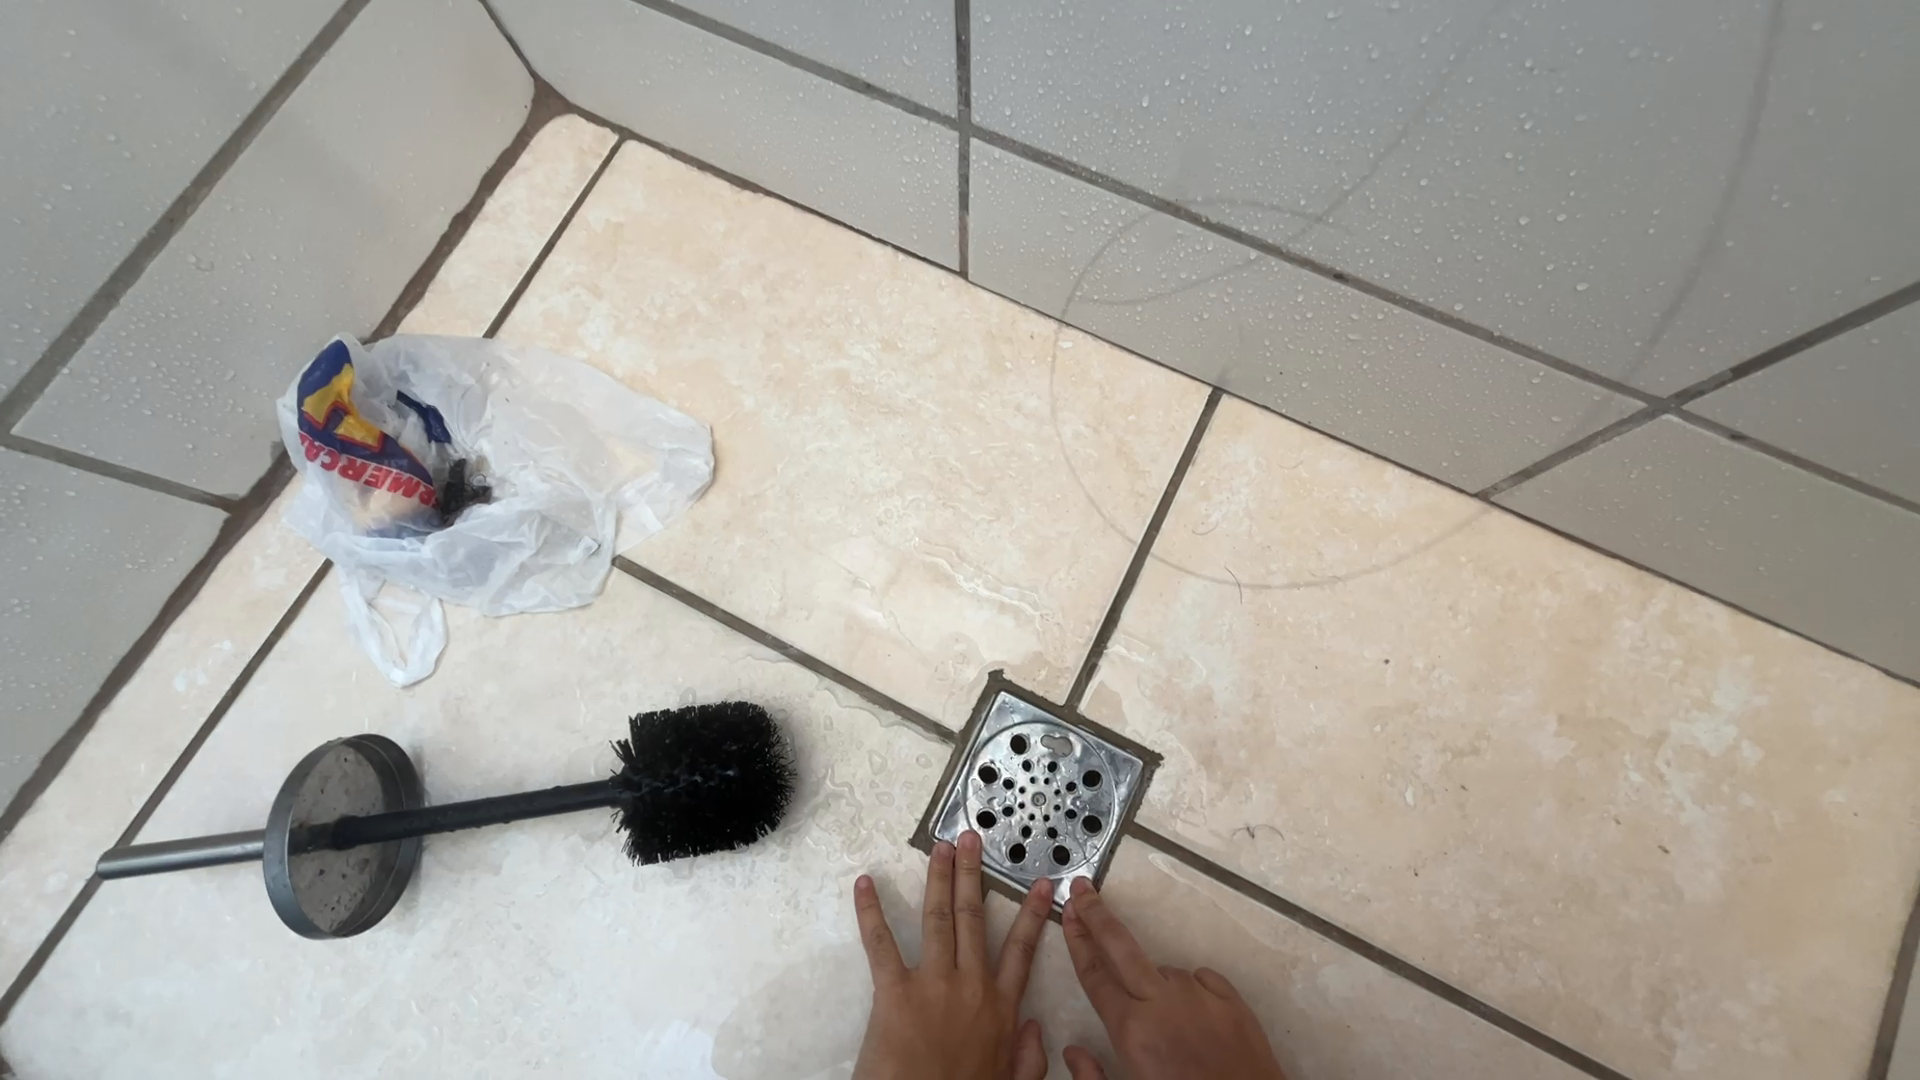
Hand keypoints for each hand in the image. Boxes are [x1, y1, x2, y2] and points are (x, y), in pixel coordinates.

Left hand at [852, 831, 1055, 1079]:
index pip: (1022, 951)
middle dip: (973, 874)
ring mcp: (932, 984)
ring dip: (939, 877)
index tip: (1042, 883)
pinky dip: (870, 912)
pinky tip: (865, 884)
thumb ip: (1028, 1060)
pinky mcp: (894, 992)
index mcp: (999, 1009)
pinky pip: (881, 944)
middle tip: (971, 837)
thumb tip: (1037, 1026)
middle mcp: (970, 985)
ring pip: (939, 916)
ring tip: (940, 846)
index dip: (1032, 914)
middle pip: (974, 918)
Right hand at [1061, 878, 1287, 1079]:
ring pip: (1165, 972)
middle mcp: (1161, 1002)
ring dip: (1156, 985)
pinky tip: (1197, 1020)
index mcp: (1132, 1030)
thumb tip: (1073, 1050)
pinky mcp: (1231, 1000)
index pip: (1094, 974)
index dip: (1077, 940)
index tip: (1068, 912)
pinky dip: (1192, 993)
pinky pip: (1200, 981)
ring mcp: (1199, 995)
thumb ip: (1094, 1078)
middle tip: (1083, 887)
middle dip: (1097, 913)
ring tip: (1170, 1028)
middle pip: (1120, 944)